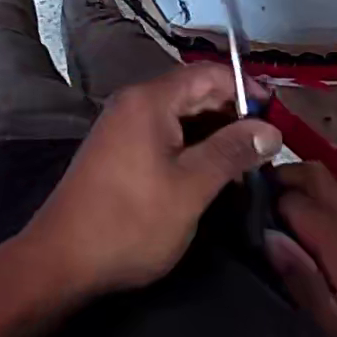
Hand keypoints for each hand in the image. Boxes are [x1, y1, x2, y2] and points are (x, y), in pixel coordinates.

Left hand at [23, 63, 281, 296]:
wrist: (59, 262)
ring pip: (182, 115)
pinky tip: (212, 171)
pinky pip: (165, 132)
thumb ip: (233, 152)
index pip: (209, 74)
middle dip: (233, 113)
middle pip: (195, 91)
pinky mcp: (119, 148)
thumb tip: (271, 131)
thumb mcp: (191, 187)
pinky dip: (193, 145)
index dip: (246, 88)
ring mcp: (123, 124)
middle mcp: (135, 102)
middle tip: (267, 143)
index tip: (276, 114)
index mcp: (151, 100)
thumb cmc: (130, 221)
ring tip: (246, 161)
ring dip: (215, 132)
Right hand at [268, 163, 336, 336]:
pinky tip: (304, 235)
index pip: (307, 204)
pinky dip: (323, 209)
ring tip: (271, 212)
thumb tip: (269, 234)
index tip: (241, 202)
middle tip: (252, 192)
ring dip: (305, 191)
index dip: (272, 198)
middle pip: (326, 181)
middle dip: (288, 176)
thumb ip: (304, 287)